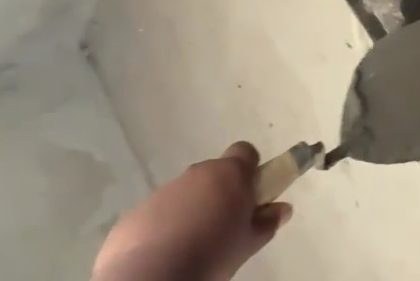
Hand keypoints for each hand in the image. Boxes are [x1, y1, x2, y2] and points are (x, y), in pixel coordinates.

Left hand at [93, 142, 292, 280]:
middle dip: (218, 193)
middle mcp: (196, 173)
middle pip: (213, 173)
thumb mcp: (248, 244)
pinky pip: (156, 215)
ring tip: (190, 247)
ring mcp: (163, 192)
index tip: (249, 193)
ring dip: (190, 211)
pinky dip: (162, 229)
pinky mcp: (135, 214)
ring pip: (184, 194)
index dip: (249, 169)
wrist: (149, 279)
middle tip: (222, 226)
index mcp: (228, 174)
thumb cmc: (211, 257)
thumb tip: (283, 208)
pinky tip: (162, 257)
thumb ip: (267, 222)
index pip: (245, 152)